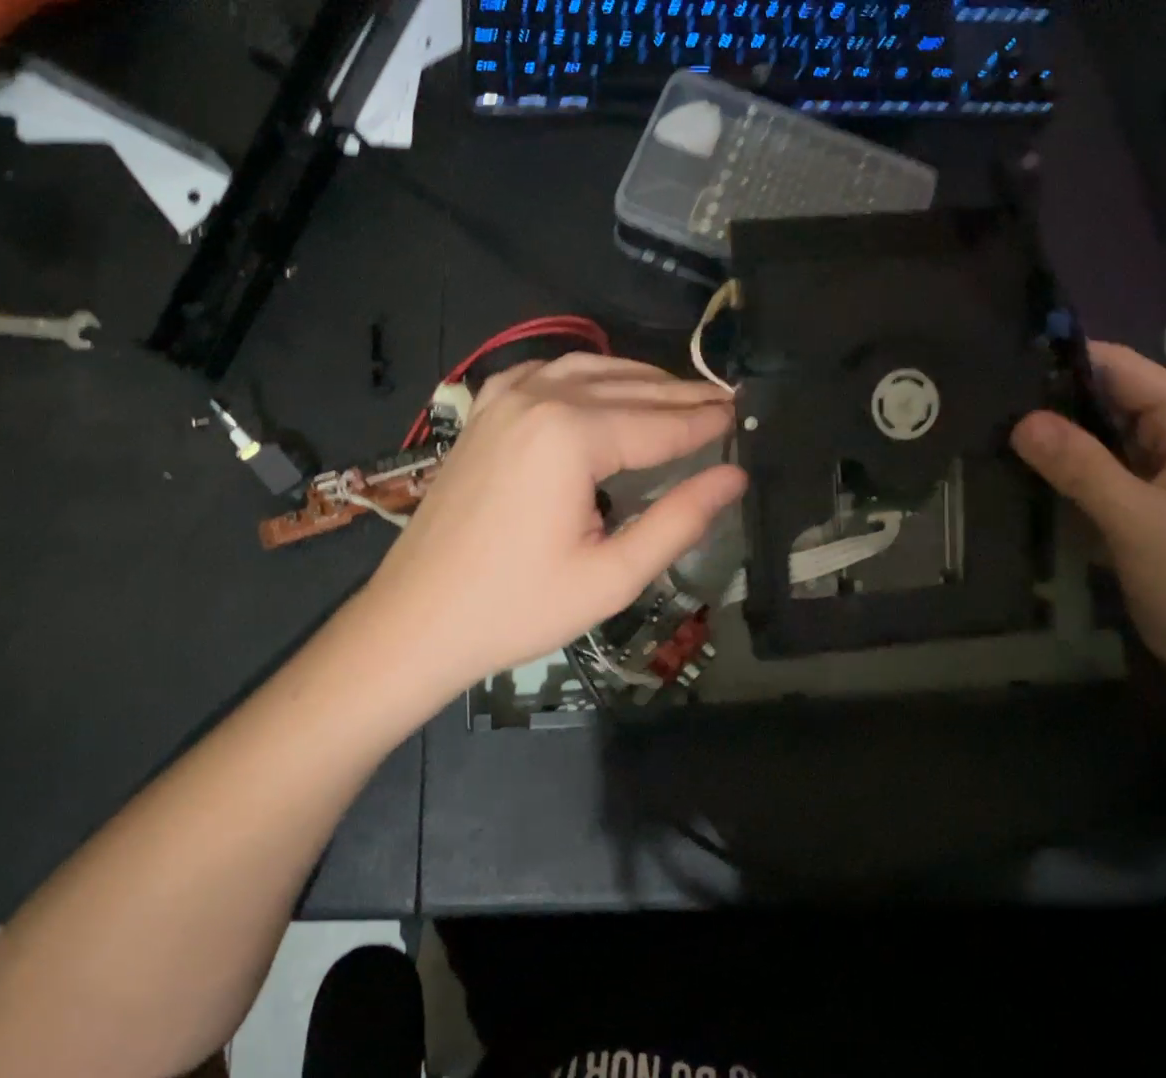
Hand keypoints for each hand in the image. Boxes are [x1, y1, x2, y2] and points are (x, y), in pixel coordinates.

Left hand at [353, 354, 746, 695]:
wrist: (419, 618)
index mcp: (571, 435)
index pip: (660, 422)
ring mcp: (502, 400)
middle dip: (681, 396)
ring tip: (679, 396)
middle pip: (628, 388)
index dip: (707, 421)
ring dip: (638, 380)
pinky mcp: (482, 413)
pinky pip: (544, 373)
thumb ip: (678, 520)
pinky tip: (601, 387)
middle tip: (725, 402)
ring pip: (587, 370)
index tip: (746, 415)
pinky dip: (583, 374)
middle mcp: (538, 399)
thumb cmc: (519, 607)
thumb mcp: (612, 577)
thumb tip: (734, 477)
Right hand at [1010, 343, 1165, 718]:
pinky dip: (1059, 483)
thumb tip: (1019, 419)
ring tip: (977, 438)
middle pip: (1104, 406)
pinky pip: (1094, 485)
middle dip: (1046, 407)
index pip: (1121, 369)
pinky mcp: (1141, 518)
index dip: (1062, 362)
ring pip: (1094, 448)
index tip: (995, 363)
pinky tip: (1009, 482)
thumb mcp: (1140, 520)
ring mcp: (1160, 482)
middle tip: (973, 408)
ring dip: (1048, 448)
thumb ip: (1080, 467)